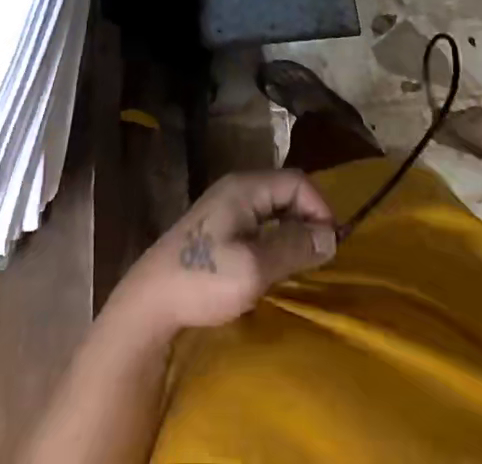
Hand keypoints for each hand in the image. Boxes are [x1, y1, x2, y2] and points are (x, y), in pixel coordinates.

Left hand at [108, 170, 337, 333]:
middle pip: (286, 192)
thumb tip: (331, 235)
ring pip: (273, 210)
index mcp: (243, 188)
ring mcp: (224, 208)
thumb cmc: (203, 279)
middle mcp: (235, 190)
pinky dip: (275, 240)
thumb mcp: (255, 267)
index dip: (320, 209)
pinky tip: (277, 266)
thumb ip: (294, 247)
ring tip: (303, 265)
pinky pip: (259, 224)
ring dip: (293, 233)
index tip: (330, 247)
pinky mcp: (218, 229)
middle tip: (321, 258)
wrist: (151, 299)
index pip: (297, 182)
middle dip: (308, 220)